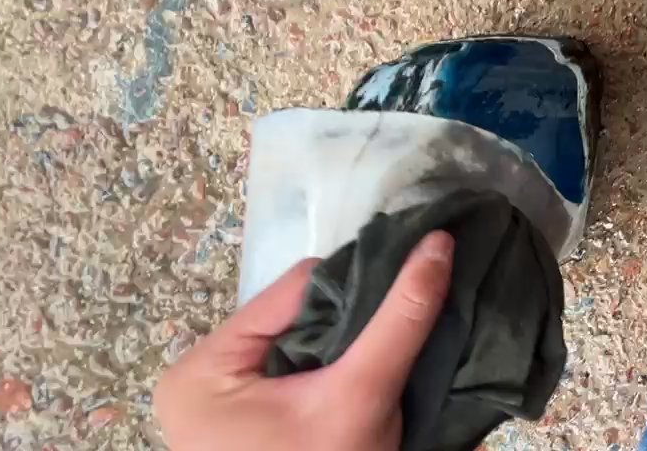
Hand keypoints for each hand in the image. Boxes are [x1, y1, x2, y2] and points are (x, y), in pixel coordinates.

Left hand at [155, 232, 454, 450]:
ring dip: (361, 330)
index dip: (365, 281)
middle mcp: (208, 369)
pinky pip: (311, 353)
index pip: (305, 282)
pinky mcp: (252, 407)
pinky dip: (349, 353)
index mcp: (206, 365)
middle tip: (409, 319)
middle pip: (309, 303)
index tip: (411, 294)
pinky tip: (373, 364)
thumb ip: (402, 315)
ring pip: (316, 326)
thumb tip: (440, 239)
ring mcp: (229, 390)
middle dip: (364, 309)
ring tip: (394, 342)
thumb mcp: (364, 392)